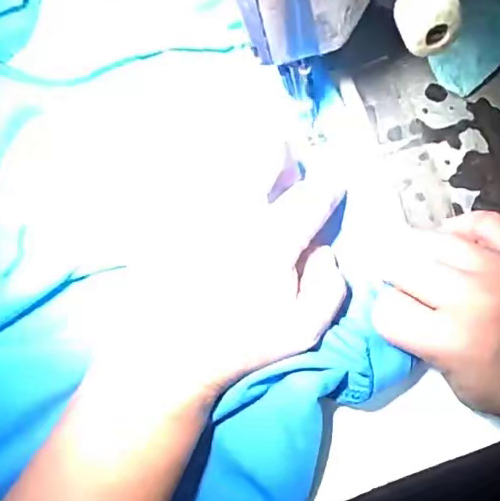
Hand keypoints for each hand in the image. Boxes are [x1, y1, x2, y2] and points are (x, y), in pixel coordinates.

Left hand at [90, 171, 348, 408]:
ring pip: (230, 155)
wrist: (167, 351)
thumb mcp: (303, 331)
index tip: (333, 189)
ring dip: (249, 163)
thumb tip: (325, 251)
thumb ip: (329, 288)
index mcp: (273, 238)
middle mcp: (234, 208)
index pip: (313, 194)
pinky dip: (211, 178)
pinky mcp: (166, 209)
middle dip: (286, 159)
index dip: (330, 187)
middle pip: (267, 149)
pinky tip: (216, 208)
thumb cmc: (241, 344)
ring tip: (251, 191)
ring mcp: (197, 204)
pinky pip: (193, 173)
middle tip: (286, 181)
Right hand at [373, 211, 499, 431]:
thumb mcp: (468, 391)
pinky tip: (458, 246)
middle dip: (396, 282)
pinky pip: (481, 221)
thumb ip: (433, 352)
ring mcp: (498, 265)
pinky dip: (462, 230)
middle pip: (401, 265)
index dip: (387, 318)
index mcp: (453, 340)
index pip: (387, 310)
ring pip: (433, 239)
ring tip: (430, 272)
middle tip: (409, 296)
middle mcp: (469, 295)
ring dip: (422, 256)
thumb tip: (413, 320)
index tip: (400, 324)